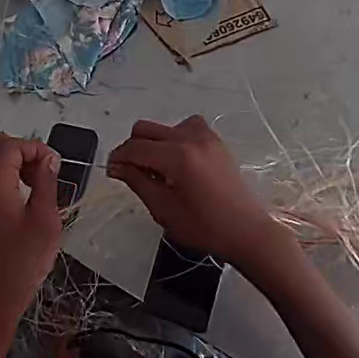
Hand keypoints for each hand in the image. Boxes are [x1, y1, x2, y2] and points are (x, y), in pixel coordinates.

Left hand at [0, 133, 62, 328]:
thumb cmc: (23, 259)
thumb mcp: (45, 217)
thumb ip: (46, 181)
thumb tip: (49, 158)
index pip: (12, 145)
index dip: (37, 148)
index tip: (56, 165)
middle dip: (25, 151)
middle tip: (46, 172)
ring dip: (18, 163)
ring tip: (41, 186)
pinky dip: (10, 176)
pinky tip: (28, 197)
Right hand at [106, 116, 293, 270]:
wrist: (246, 231)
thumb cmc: (205, 227)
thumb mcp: (163, 209)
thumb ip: (138, 182)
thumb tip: (117, 166)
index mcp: (177, 157)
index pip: (134, 147)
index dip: (118, 158)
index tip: (112, 171)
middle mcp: (190, 139)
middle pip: (145, 129)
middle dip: (132, 148)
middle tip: (131, 172)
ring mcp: (206, 137)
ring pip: (164, 126)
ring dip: (153, 143)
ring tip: (157, 169)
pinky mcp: (216, 141)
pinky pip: (185, 128)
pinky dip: (174, 139)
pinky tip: (176, 162)